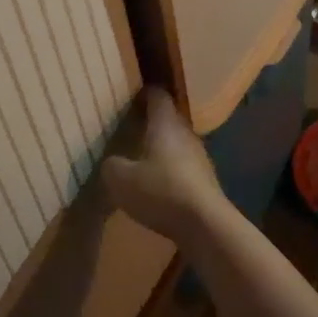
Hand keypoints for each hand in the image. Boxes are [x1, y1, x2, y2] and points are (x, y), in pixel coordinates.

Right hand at [102, 87, 228, 242]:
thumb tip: (113, 162)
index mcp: (165, 125)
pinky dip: (170, 169)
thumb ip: (112, 166)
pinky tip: (158, 184)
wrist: (204, 223)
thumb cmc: (161, 191)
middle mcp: (185, 134)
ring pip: (177, 143)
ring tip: (141, 156)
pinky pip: (183, 166)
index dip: (145, 93)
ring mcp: (199, 157)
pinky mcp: (205, 180)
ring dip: (161, 147)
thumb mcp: (121, 180)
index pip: (158, 96)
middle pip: (169, 119)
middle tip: (131, 126)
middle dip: (152, 121)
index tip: (132, 95)